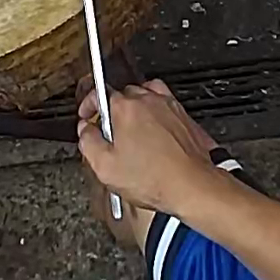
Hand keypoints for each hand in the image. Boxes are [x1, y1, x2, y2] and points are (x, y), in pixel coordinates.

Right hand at [77, 80, 222, 213]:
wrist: (194, 186)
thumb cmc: (156, 179)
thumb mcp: (106, 168)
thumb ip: (88, 143)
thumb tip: (85, 130)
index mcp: (123, 107)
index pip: (98, 93)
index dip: (87, 105)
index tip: (86, 115)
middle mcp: (145, 98)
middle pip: (120, 94)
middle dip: (112, 110)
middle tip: (110, 131)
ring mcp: (165, 104)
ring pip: (142, 94)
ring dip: (134, 107)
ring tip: (132, 128)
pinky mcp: (182, 114)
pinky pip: (163, 100)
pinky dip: (155, 107)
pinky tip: (154, 124)